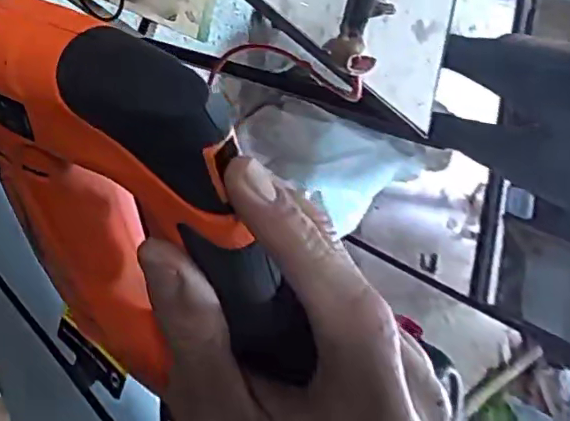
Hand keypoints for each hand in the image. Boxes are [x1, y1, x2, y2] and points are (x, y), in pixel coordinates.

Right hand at [138, 157, 438, 420]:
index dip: (292, 233)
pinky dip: (298, 255)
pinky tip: (260, 249)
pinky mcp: (396, 349)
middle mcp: (408, 370)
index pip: (349, 306)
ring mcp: (409, 357)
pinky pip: (343, 282)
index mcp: (378, 404)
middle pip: (343, 268)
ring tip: (230, 203)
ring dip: (286, 227)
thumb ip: (198, 343)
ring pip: (342, 266)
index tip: (238, 173)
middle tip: (216, 171)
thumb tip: (160, 250)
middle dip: (279, 211)